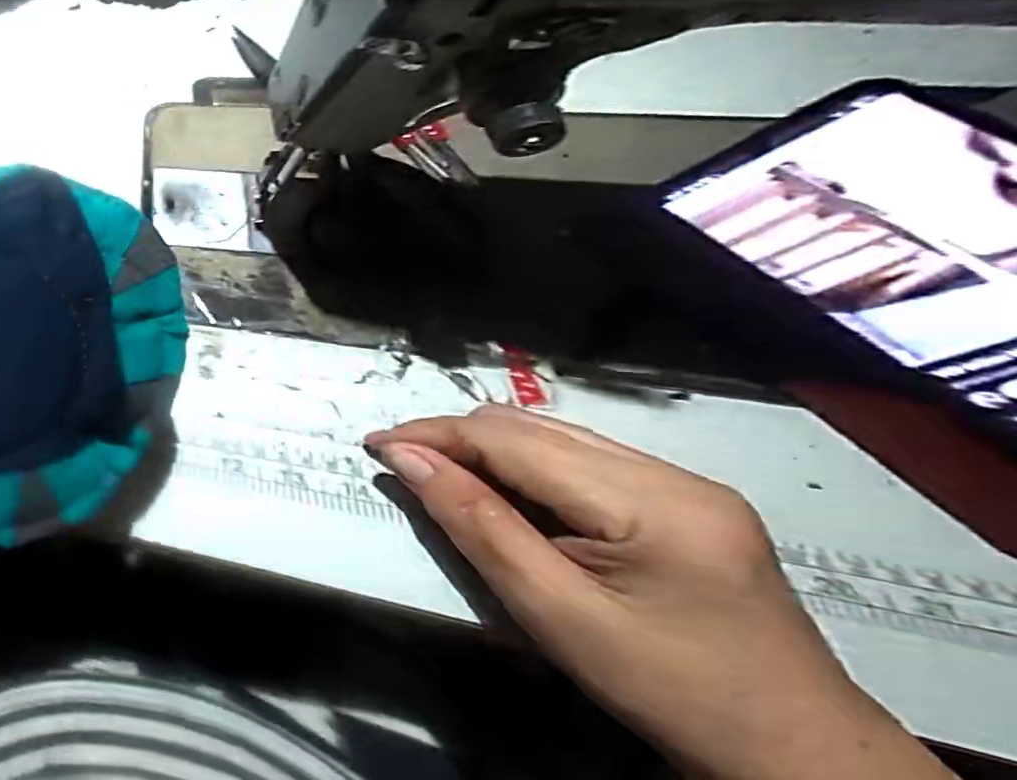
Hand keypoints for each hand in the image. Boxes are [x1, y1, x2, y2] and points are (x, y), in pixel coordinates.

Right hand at [366, 405, 950, 779]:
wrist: (797, 756)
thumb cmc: (668, 692)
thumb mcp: (554, 613)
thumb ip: (477, 525)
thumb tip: (407, 458)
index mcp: (651, 502)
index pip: (513, 442)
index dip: (436, 435)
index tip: (377, 444)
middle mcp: (672, 473)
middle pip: (532, 428)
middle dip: (456, 439)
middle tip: (402, 463)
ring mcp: (685, 482)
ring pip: (554, 436)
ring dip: (488, 449)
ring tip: (442, 475)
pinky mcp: (687, 498)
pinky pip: (582, 458)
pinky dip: (526, 465)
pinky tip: (506, 493)